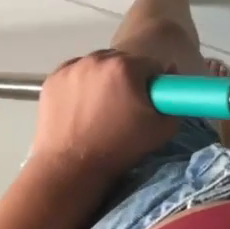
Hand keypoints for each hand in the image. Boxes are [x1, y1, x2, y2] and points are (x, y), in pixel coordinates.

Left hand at [29, 50, 178, 182]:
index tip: (147, 102)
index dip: (152, 83)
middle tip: (124, 107)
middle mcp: (98, 59)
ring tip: (101, 107)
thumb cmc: (119, 148)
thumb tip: (171, 79)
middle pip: (123, 61)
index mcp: (126, 67)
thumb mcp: (161, 130)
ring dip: (104, 78)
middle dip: (128, 78)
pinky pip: (75, 73)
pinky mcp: (53, 78)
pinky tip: (82, 106)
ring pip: (98, 65)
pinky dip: (81, 83)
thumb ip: (176, 102)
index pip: (151, 65)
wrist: (70, 169)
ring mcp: (73, 68)